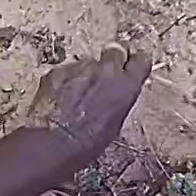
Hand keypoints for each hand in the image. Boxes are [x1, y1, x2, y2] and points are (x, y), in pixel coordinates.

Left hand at [24, 36, 150, 168]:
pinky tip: (59, 99)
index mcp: (126, 85)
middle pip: (115, 51)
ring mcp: (80, 67)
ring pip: (87, 63)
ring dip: (84, 74)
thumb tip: (116, 95)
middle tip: (102, 78)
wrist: (55, 144)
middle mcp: (106, 70)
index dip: (134, 64)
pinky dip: (63, 81)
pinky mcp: (58, 70)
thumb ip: (119, 99)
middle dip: (111, 61)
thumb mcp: (115, 125)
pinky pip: (65, 71)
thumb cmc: (87, 143)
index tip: (130, 68)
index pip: (140, 61)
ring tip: (75, 97)